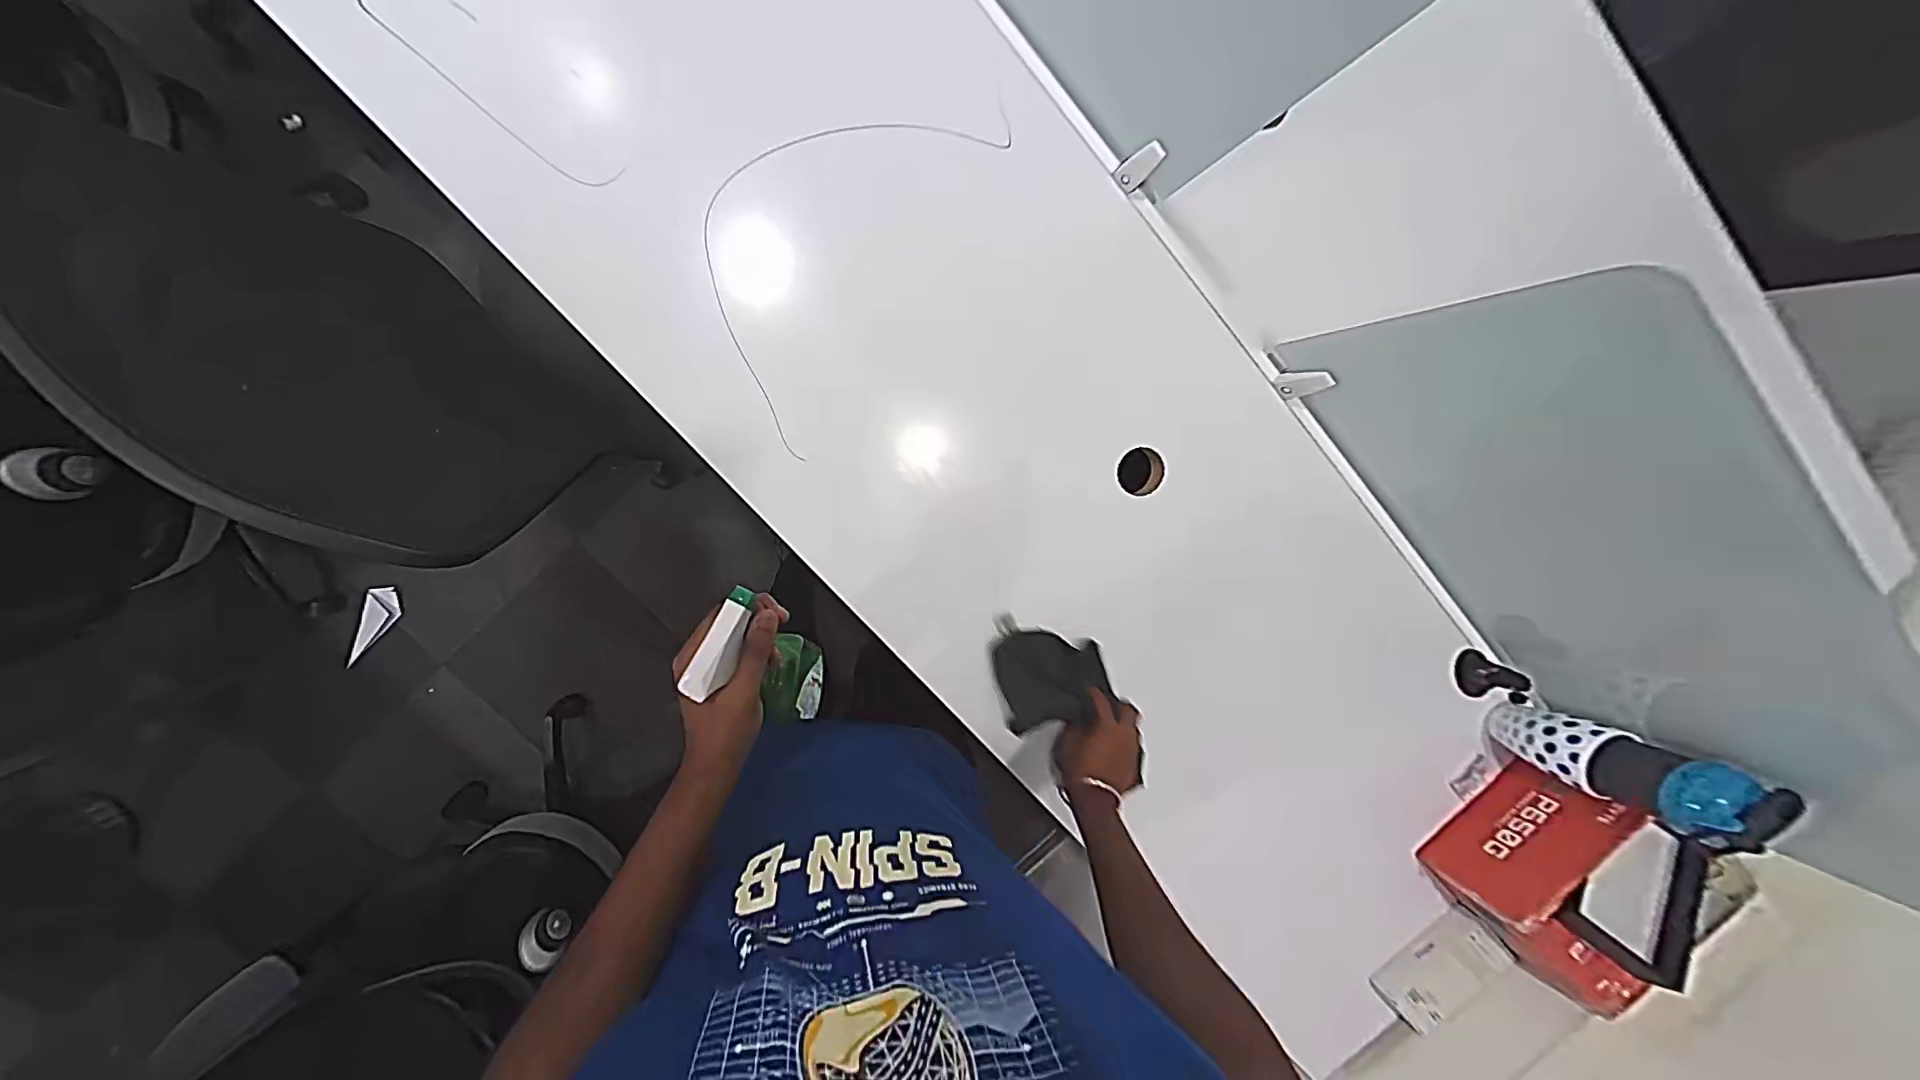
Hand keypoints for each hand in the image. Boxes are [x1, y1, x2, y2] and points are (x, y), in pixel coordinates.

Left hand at [672, 593, 786, 773]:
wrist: (716, 767)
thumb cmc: (724, 735)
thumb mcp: (744, 690)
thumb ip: (755, 652)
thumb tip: (766, 618)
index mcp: (692, 660)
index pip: (720, 616)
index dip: (749, 608)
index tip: (774, 612)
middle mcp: (695, 660)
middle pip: (727, 623)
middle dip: (758, 620)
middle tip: (781, 623)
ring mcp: (705, 669)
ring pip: (734, 637)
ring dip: (759, 638)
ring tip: (775, 654)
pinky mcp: (716, 678)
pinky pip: (736, 653)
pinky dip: (755, 652)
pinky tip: (768, 664)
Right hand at [1054, 688, 1142, 804]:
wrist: (1094, 798)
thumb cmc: (1082, 773)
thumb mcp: (1067, 743)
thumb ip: (1074, 728)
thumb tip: (1077, 723)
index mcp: (1107, 725)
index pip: (1102, 701)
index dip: (1095, 694)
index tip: (1092, 692)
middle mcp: (1124, 735)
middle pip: (1129, 710)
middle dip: (1119, 705)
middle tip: (1111, 704)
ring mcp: (1132, 750)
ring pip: (1134, 729)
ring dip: (1125, 725)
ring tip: (1115, 726)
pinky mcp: (1135, 766)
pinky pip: (1134, 748)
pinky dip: (1126, 745)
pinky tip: (1118, 748)